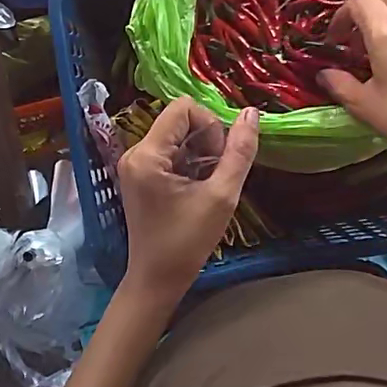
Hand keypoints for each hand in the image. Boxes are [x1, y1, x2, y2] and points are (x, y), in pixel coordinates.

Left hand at [117, 97, 258, 291]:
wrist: (157, 279)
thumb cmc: (187, 241)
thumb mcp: (221, 196)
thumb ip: (239, 152)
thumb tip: (252, 113)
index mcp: (147, 154)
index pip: (182, 108)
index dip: (210, 124)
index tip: (220, 157)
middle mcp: (134, 152)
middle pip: (179, 119)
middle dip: (206, 139)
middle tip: (217, 173)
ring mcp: (134, 164)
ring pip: (176, 135)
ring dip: (199, 152)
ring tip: (208, 183)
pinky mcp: (139, 175)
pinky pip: (169, 151)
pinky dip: (188, 162)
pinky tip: (197, 188)